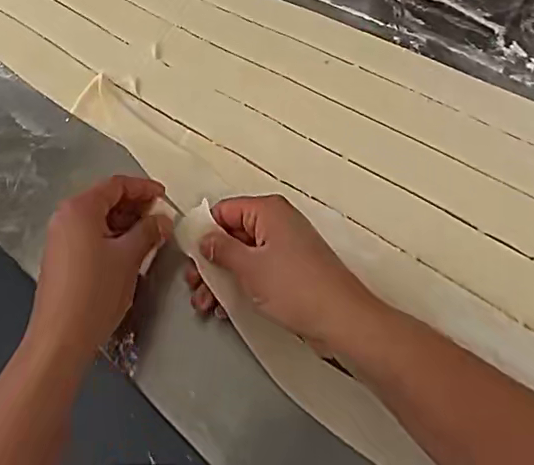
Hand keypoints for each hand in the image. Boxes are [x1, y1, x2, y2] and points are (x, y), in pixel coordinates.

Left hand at [29, 175, 171, 355]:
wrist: (59, 339)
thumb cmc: (95, 292)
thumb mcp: (128, 258)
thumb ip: (148, 232)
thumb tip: (162, 220)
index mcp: (80, 208)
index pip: (116, 185)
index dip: (143, 188)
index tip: (163, 196)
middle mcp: (65, 215)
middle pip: (105, 199)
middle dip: (134, 206)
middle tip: (159, 217)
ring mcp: (59, 236)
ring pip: (97, 218)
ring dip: (124, 223)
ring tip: (148, 236)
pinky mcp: (59, 256)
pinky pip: (88, 234)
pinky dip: (110, 236)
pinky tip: (128, 251)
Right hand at [186, 194, 386, 354]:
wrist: (343, 322)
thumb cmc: (299, 289)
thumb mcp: (249, 267)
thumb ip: (220, 249)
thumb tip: (204, 238)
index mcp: (267, 210)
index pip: (224, 210)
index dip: (204, 232)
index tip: (190, 254)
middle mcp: (277, 222)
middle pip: (232, 233)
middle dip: (211, 260)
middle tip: (195, 282)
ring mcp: (286, 246)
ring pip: (243, 255)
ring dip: (222, 277)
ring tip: (206, 302)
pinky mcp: (292, 270)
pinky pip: (258, 269)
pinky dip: (241, 284)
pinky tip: (227, 307)